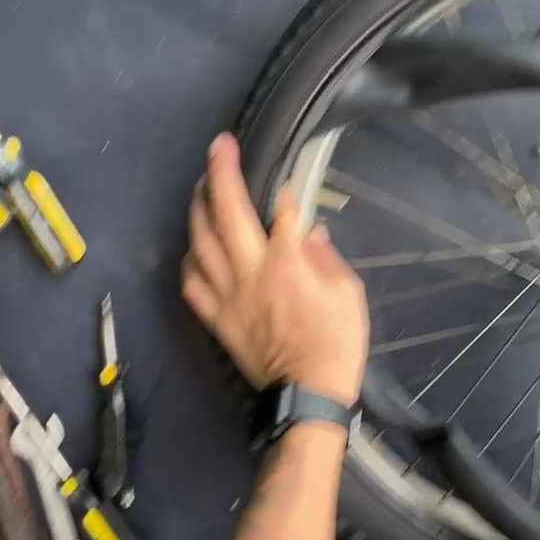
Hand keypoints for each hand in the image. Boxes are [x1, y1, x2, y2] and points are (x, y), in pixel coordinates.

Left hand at [183, 132, 368, 404]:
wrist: (309, 393)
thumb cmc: (336, 344)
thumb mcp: (349, 295)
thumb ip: (328, 258)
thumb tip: (311, 232)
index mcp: (288, 264)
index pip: (280, 213)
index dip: (283, 192)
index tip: (285, 182)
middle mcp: (251, 273)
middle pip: (228, 214)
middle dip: (222, 173)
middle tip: (220, 146)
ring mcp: (228, 296)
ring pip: (201, 242)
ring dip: (198, 209)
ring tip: (202, 188)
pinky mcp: (217, 319)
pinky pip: (192, 283)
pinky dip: (190, 260)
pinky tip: (194, 248)